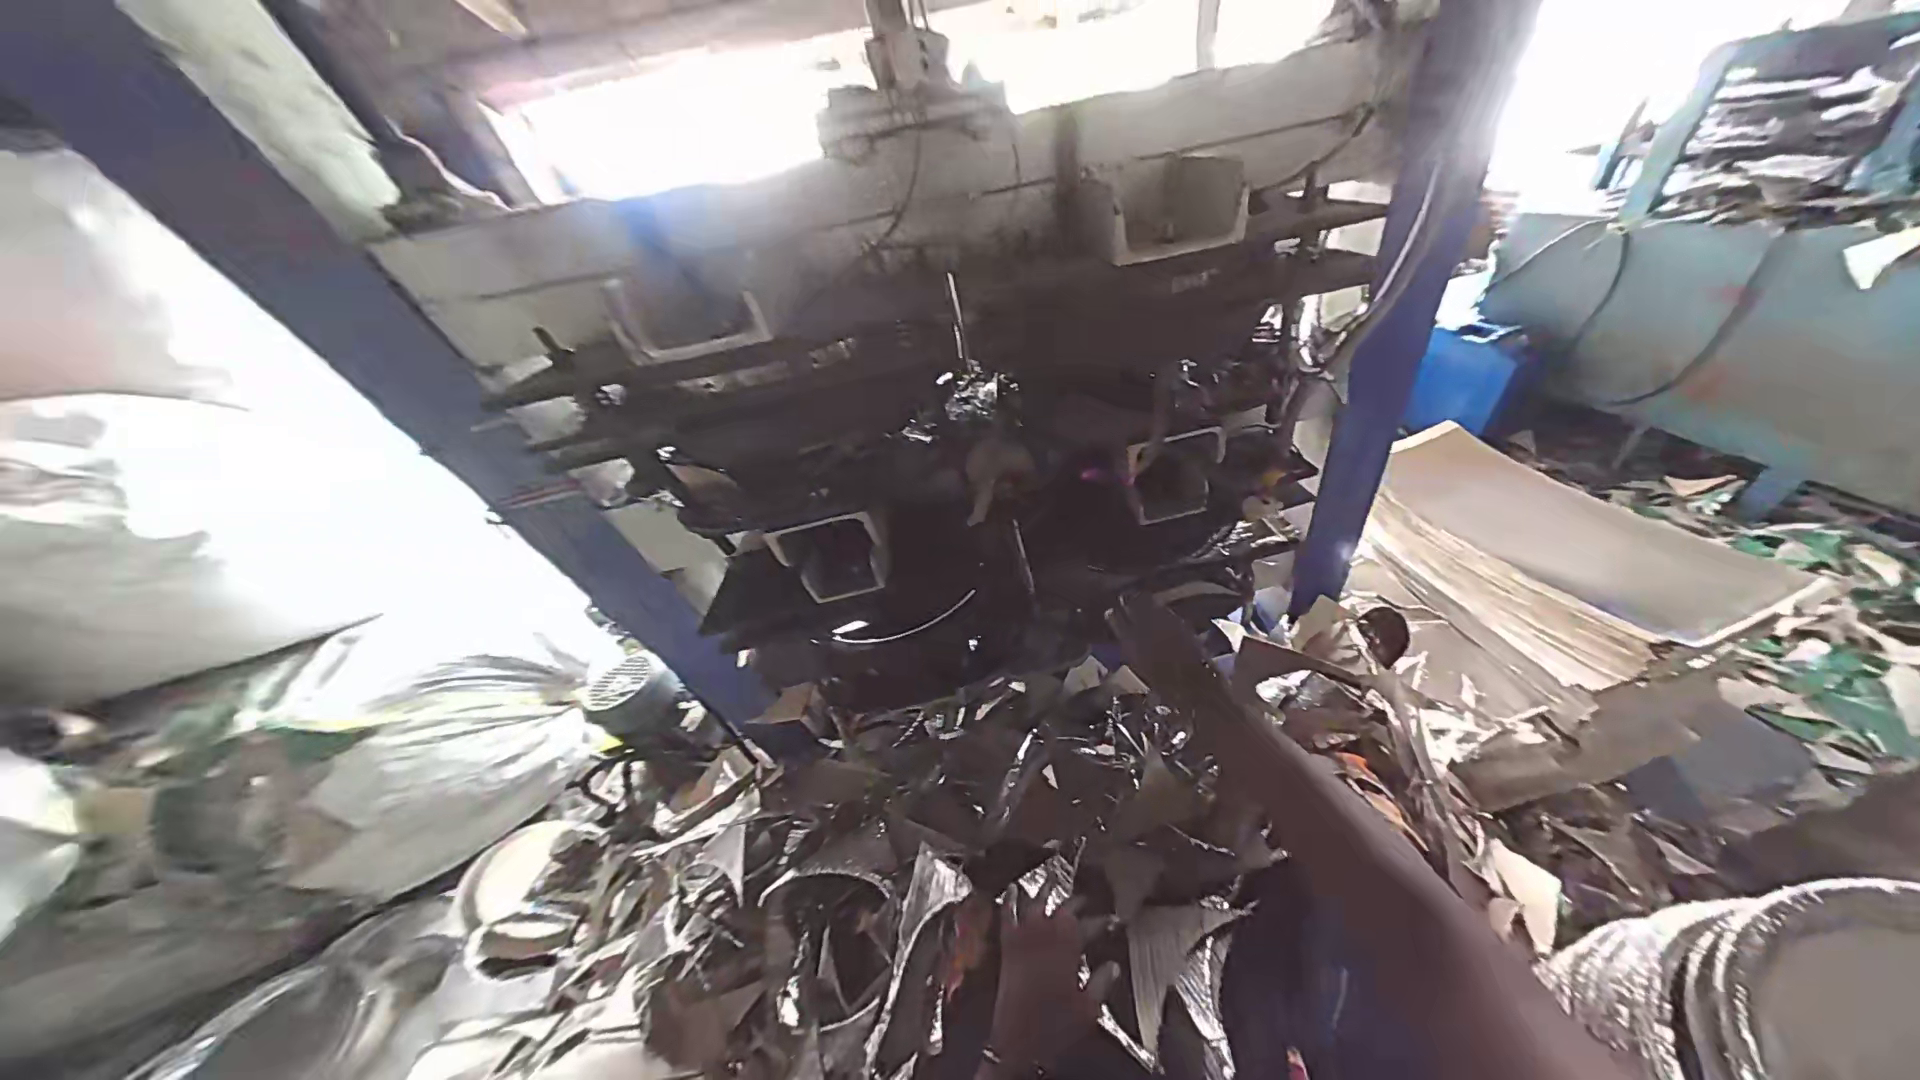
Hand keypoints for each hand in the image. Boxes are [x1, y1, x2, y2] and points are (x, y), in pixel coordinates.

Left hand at [985, 895, 1118, 1074]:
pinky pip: (1008, 913)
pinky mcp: (1008, 943)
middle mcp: (1047, 934)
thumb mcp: (1088, 1008)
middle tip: (1087, 898)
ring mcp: (1024, 935)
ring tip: (1053, 877)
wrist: (1018, 1040)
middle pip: (1064, 908)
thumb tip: (1112, 965)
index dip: (1102, 921)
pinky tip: (1013, 887)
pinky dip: (1011, 899)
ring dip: (1046, 888)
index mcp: (1069, 947)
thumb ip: (1101, 982)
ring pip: (1036, 902)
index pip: (1090, 925)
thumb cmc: (1056, 1025)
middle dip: (1078, 901)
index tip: (1113, 918)